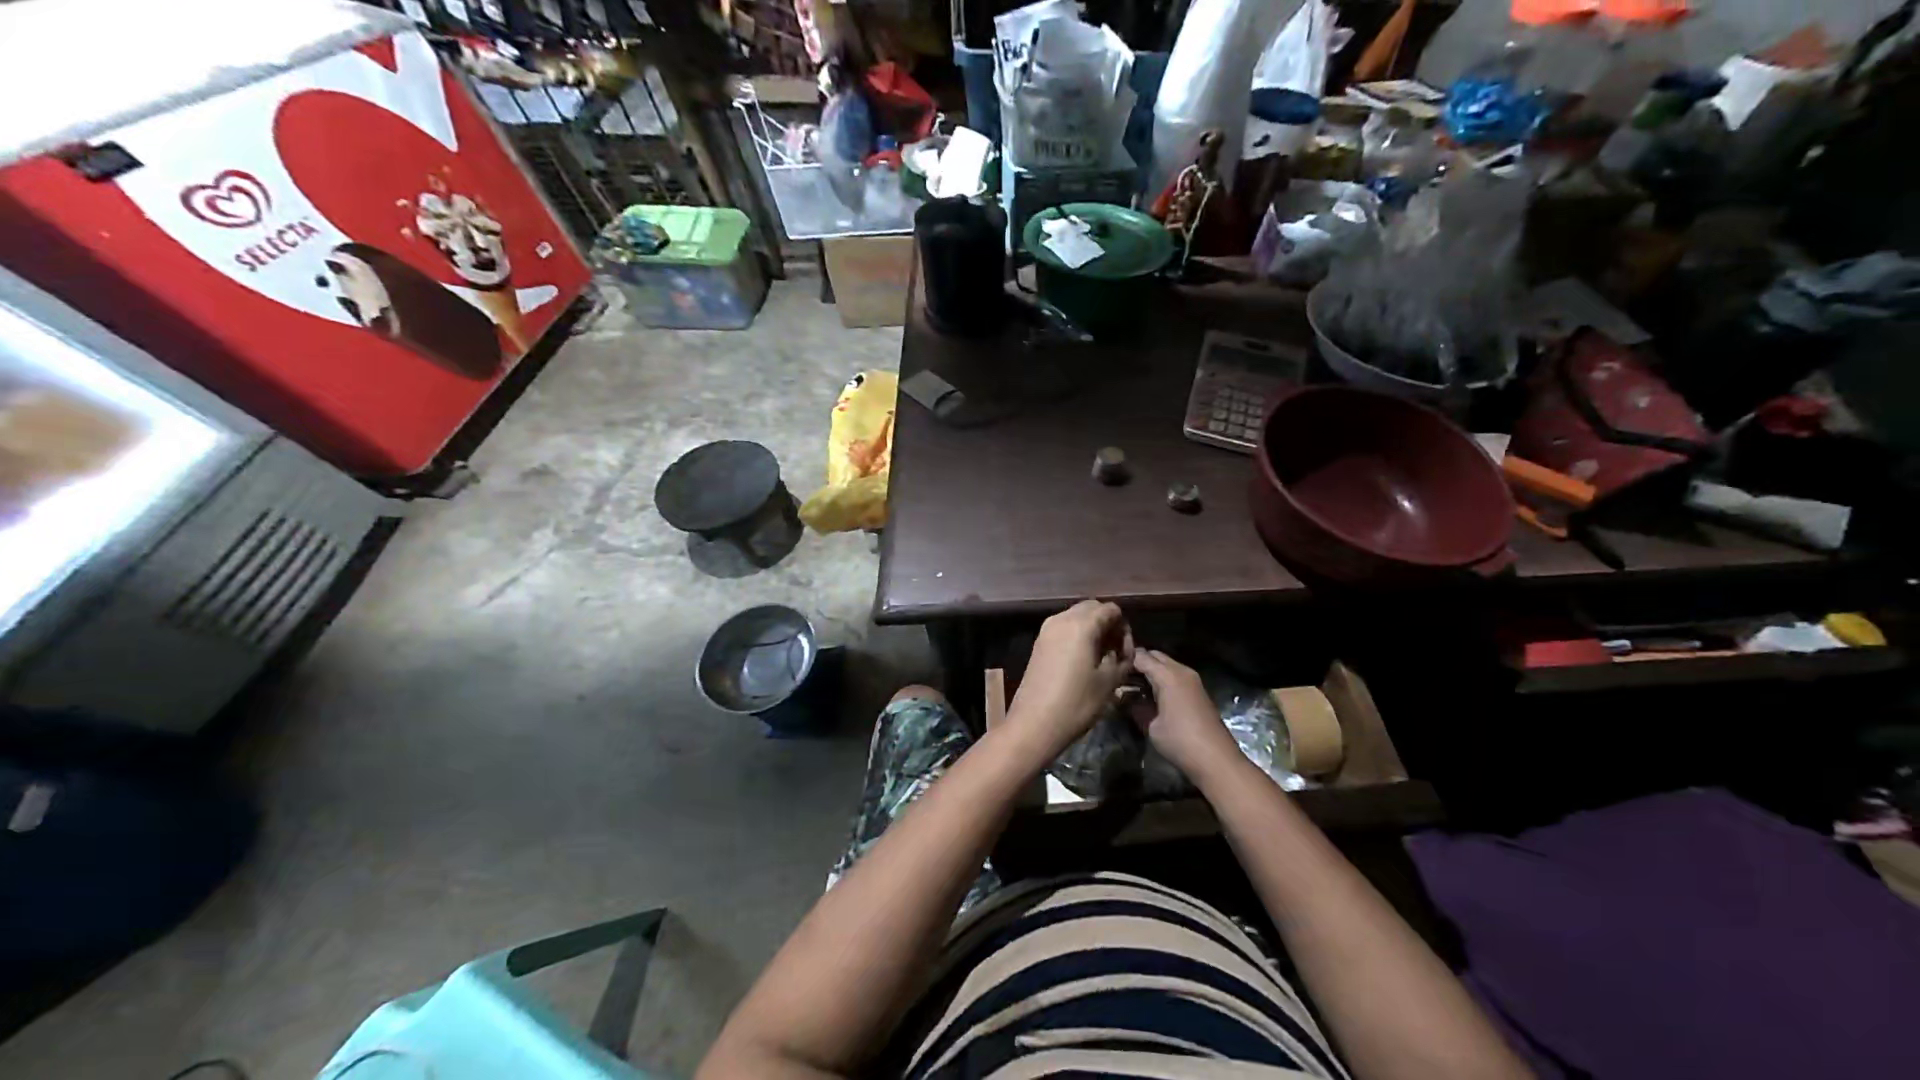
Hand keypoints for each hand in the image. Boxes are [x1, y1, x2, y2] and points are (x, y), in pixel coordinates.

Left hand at [1003, 600, 1134, 760]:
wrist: (1034, 723)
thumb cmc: (1077, 702)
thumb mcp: (1110, 681)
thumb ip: (1122, 656)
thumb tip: (1121, 648)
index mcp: (1082, 624)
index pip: (1111, 609)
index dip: (1124, 627)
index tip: (1126, 652)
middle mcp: (1062, 619)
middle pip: (1092, 608)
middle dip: (1108, 624)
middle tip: (1115, 652)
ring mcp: (1047, 629)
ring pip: (1076, 617)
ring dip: (1092, 629)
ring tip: (1100, 658)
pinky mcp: (1039, 642)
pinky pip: (1064, 628)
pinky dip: (1077, 635)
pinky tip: (1083, 660)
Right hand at [1130, 650, 1245, 787]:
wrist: (1216, 759)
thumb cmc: (1180, 741)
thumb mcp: (1151, 726)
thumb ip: (1135, 707)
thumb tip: (1123, 697)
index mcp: (1168, 676)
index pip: (1141, 656)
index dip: (1124, 660)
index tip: (1110, 668)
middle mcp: (1182, 671)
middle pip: (1156, 656)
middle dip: (1138, 663)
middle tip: (1120, 676)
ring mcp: (1192, 680)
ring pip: (1166, 665)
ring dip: (1151, 671)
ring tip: (1132, 686)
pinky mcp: (1198, 691)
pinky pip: (1175, 675)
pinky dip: (1162, 679)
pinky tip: (1150, 694)